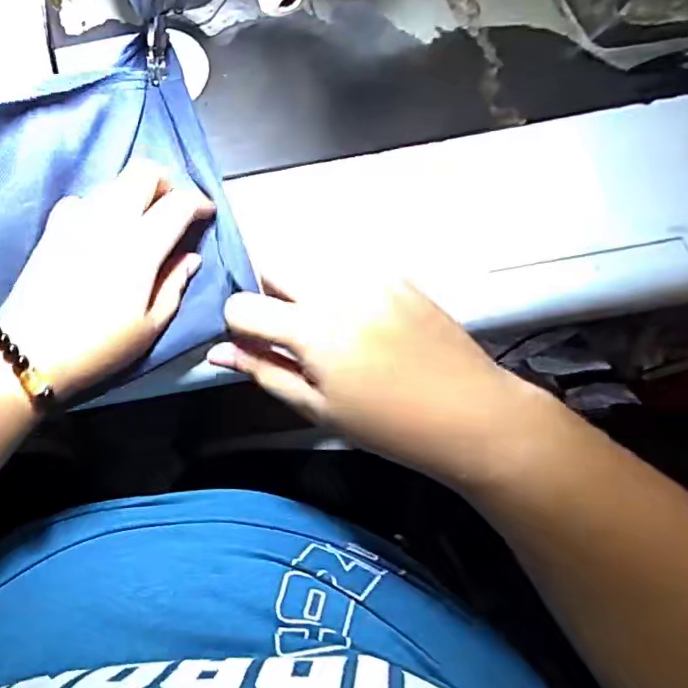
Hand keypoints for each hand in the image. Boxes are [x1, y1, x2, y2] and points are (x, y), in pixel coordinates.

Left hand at [0, 160, 214, 399]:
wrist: (29, 351)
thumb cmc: (97, 347)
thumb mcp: (149, 327)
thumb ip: (174, 285)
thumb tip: (189, 258)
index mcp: (141, 243)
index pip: (180, 202)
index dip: (199, 203)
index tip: (206, 215)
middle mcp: (110, 218)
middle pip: (143, 171)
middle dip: (165, 182)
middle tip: (171, 209)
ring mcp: (77, 218)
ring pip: (113, 181)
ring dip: (133, 192)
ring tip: (139, 222)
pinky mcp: (52, 227)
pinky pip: (82, 199)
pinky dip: (99, 206)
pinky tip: (99, 231)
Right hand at [208, 272, 563, 484]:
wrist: (469, 413)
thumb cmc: (385, 424)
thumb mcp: (315, 407)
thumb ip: (263, 371)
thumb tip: (218, 352)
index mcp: (312, 330)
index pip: (242, 303)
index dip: (237, 325)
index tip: (254, 344)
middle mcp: (336, 291)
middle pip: (272, 266)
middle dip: (266, 293)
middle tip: (285, 332)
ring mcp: (370, 278)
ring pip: (309, 264)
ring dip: (299, 287)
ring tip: (323, 328)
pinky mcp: (396, 277)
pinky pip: (345, 269)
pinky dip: (334, 287)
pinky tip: (357, 322)